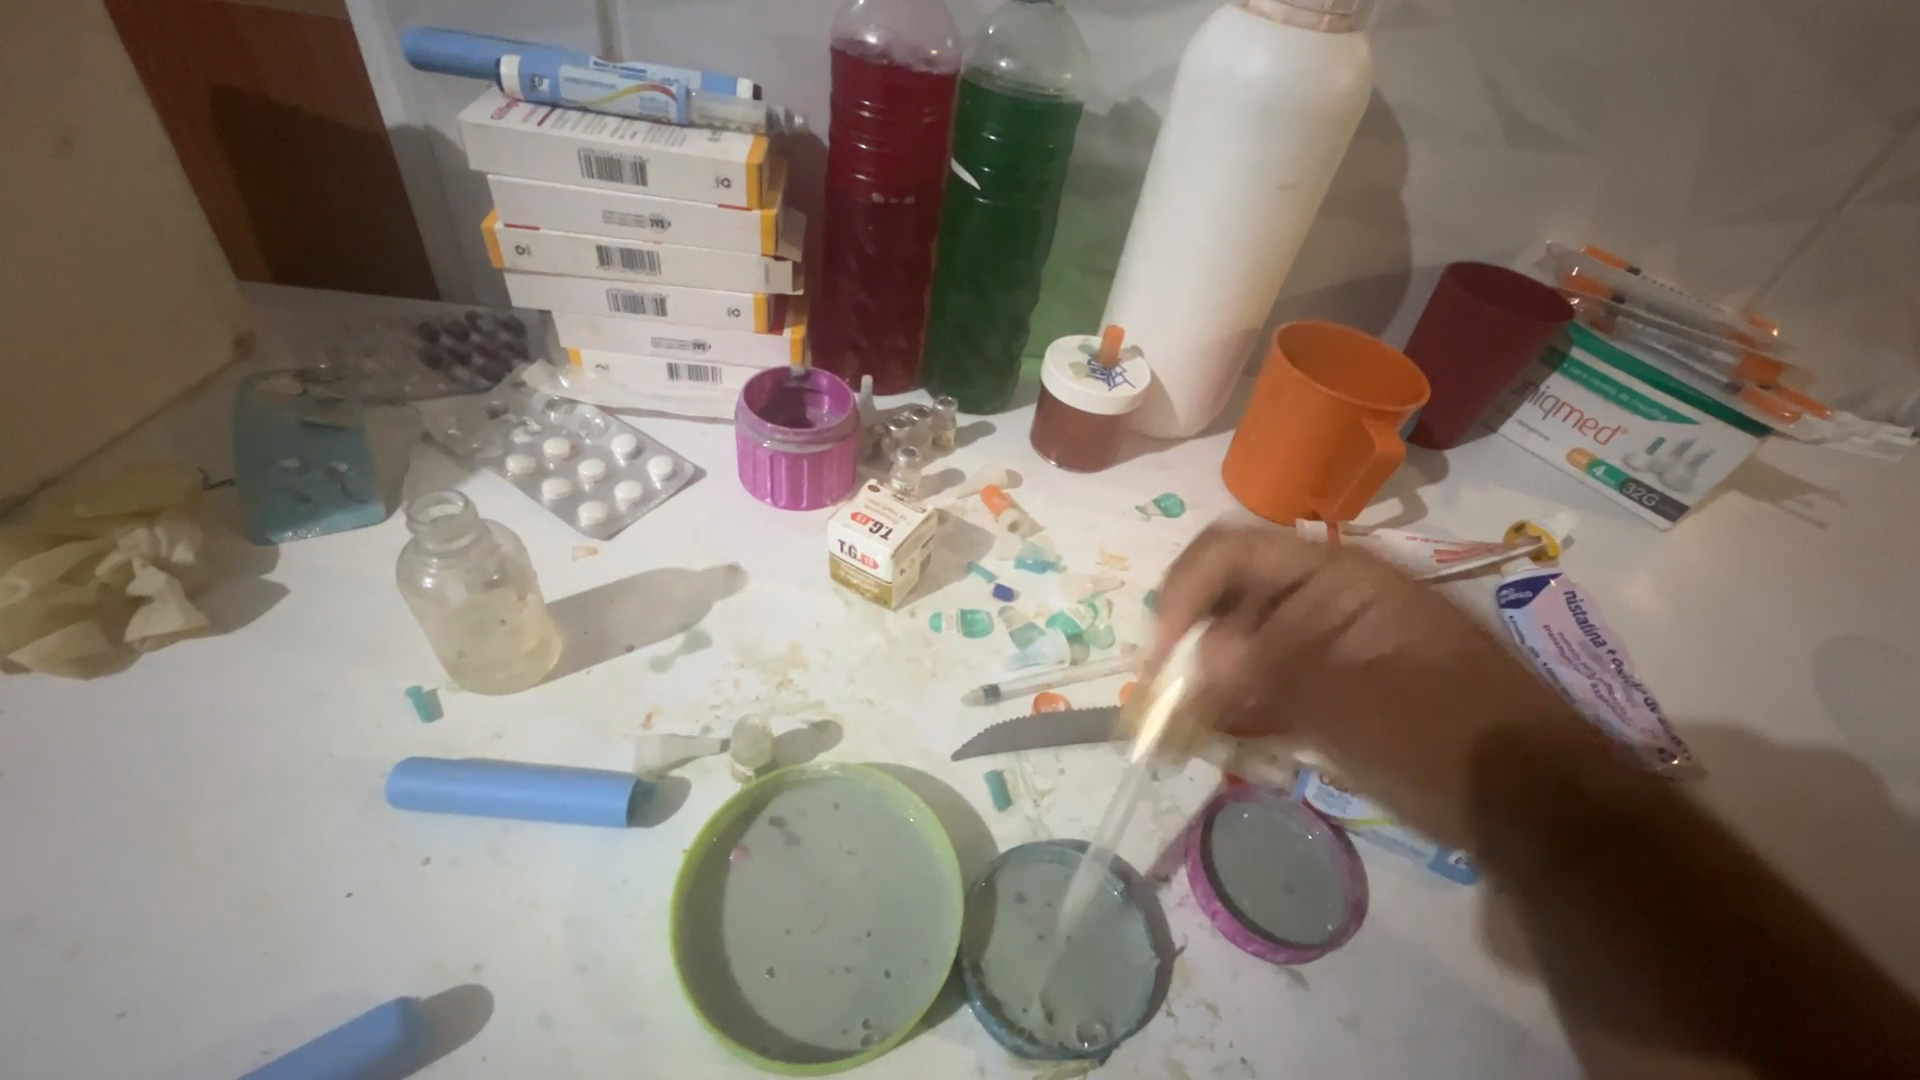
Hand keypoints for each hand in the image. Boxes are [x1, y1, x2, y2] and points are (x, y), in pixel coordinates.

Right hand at [1151, 524, 1578, 844]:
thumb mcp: (1349, 703)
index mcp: (1335, 577)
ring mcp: (1332, 642)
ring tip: (1184, 726)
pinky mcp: (1336, 684)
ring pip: (1245, 643)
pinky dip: (1239, 703)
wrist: (1542, 806)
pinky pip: (1268, 680)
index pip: (1232, 553)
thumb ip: (1265, 672)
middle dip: (1189, 643)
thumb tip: (1194, 661)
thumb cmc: (1447, 738)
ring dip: (1208, 678)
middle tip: (1165, 703)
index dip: (1183, 594)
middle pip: (1231, 597)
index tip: (1159, 660)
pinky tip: (1221, 735)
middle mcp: (1327, 597)